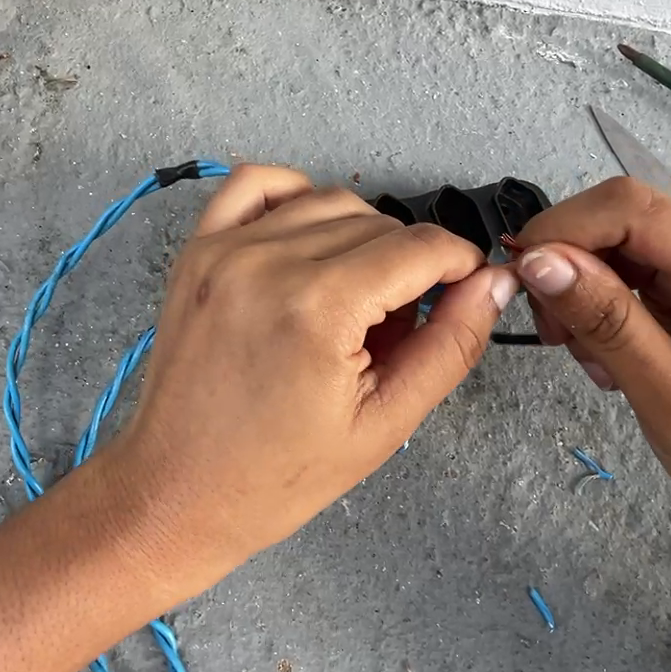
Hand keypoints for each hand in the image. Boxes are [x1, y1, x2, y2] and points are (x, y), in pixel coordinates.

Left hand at [92, 165, 518, 594]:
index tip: (464, 287)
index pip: (420, 246)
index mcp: (319, 307)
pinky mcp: (197, 248)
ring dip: (359, 235)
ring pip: (326, 199)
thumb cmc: (278, 474)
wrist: (177, 488)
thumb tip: (494, 282)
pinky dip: (294, 195)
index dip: (459, 263)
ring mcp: (225, 247)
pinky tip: (308, 238)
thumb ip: (450, 345)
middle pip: (378, 223)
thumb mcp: (384, 424)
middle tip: (395, 324)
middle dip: (407, 265)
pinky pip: (255, 183)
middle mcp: (268, 260)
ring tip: (352, 296)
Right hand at [508, 177, 670, 559]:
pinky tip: (618, 357)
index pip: (635, 209)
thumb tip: (535, 260)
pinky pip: (642, 275)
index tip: (521, 283)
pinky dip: (610, 309)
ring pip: (625, 249)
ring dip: (588, 294)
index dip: (563, 230)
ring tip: (599, 363)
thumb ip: (607, 324)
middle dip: (572, 266)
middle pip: (626, 222)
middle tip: (556, 338)